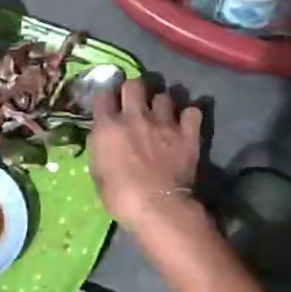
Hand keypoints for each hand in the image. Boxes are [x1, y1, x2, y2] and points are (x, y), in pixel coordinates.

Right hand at [90, 78, 203, 229]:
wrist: (158, 207)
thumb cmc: (120, 197)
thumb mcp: (98, 173)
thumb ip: (101, 148)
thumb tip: (105, 138)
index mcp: (108, 126)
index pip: (102, 94)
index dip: (105, 97)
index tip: (107, 104)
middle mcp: (135, 116)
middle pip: (134, 84)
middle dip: (133, 90)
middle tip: (135, 102)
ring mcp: (163, 122)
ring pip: (164, 95)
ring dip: (161, 104)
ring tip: (162, 115)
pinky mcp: (187, 133)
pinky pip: (192, 111)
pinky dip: (189, 116)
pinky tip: (186, 124)